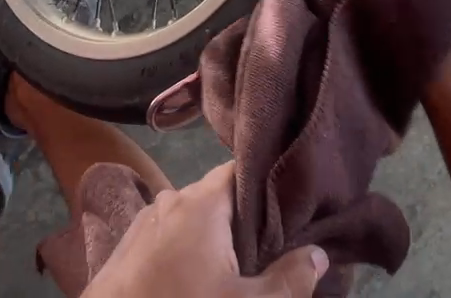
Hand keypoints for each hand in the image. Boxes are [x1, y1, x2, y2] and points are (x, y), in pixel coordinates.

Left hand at [79, 162, 326, 297]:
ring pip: (193, 218)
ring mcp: (147, 220)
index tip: (290, 204)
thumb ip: (288, 280)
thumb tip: (319, 253)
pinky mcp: (131, 243)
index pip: (239, 171)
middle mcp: (172, 198)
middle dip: (242, 219)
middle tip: (270, 245)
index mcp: (201, 202)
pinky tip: (198, 276)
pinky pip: (170, 235)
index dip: (266, 184)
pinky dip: (187, 249)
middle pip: (218, 196)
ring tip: (237, 266)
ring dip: (214, 237)